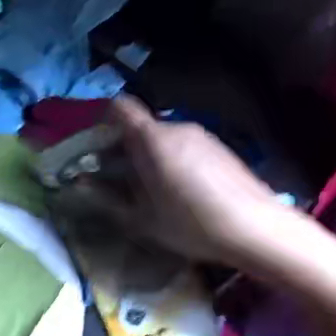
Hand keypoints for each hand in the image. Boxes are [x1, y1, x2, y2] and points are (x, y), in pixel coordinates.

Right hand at [107, 95, 297, 267]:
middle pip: (142, 127)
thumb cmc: (191, 224)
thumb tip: (79, 183)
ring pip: (165, 138)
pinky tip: (183, 194)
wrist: (256, 228)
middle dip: (125, 148)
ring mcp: (204, 136)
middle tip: (118, 180)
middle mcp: (177, 127)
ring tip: (152, 192)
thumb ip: (106, 198)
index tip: (96, 149)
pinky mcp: (222, 149)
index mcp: (153, 138)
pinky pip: (186, 147)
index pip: (119, 107)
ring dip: (151, 157)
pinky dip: (175, 161)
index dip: (102, 122)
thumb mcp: (142, 219)